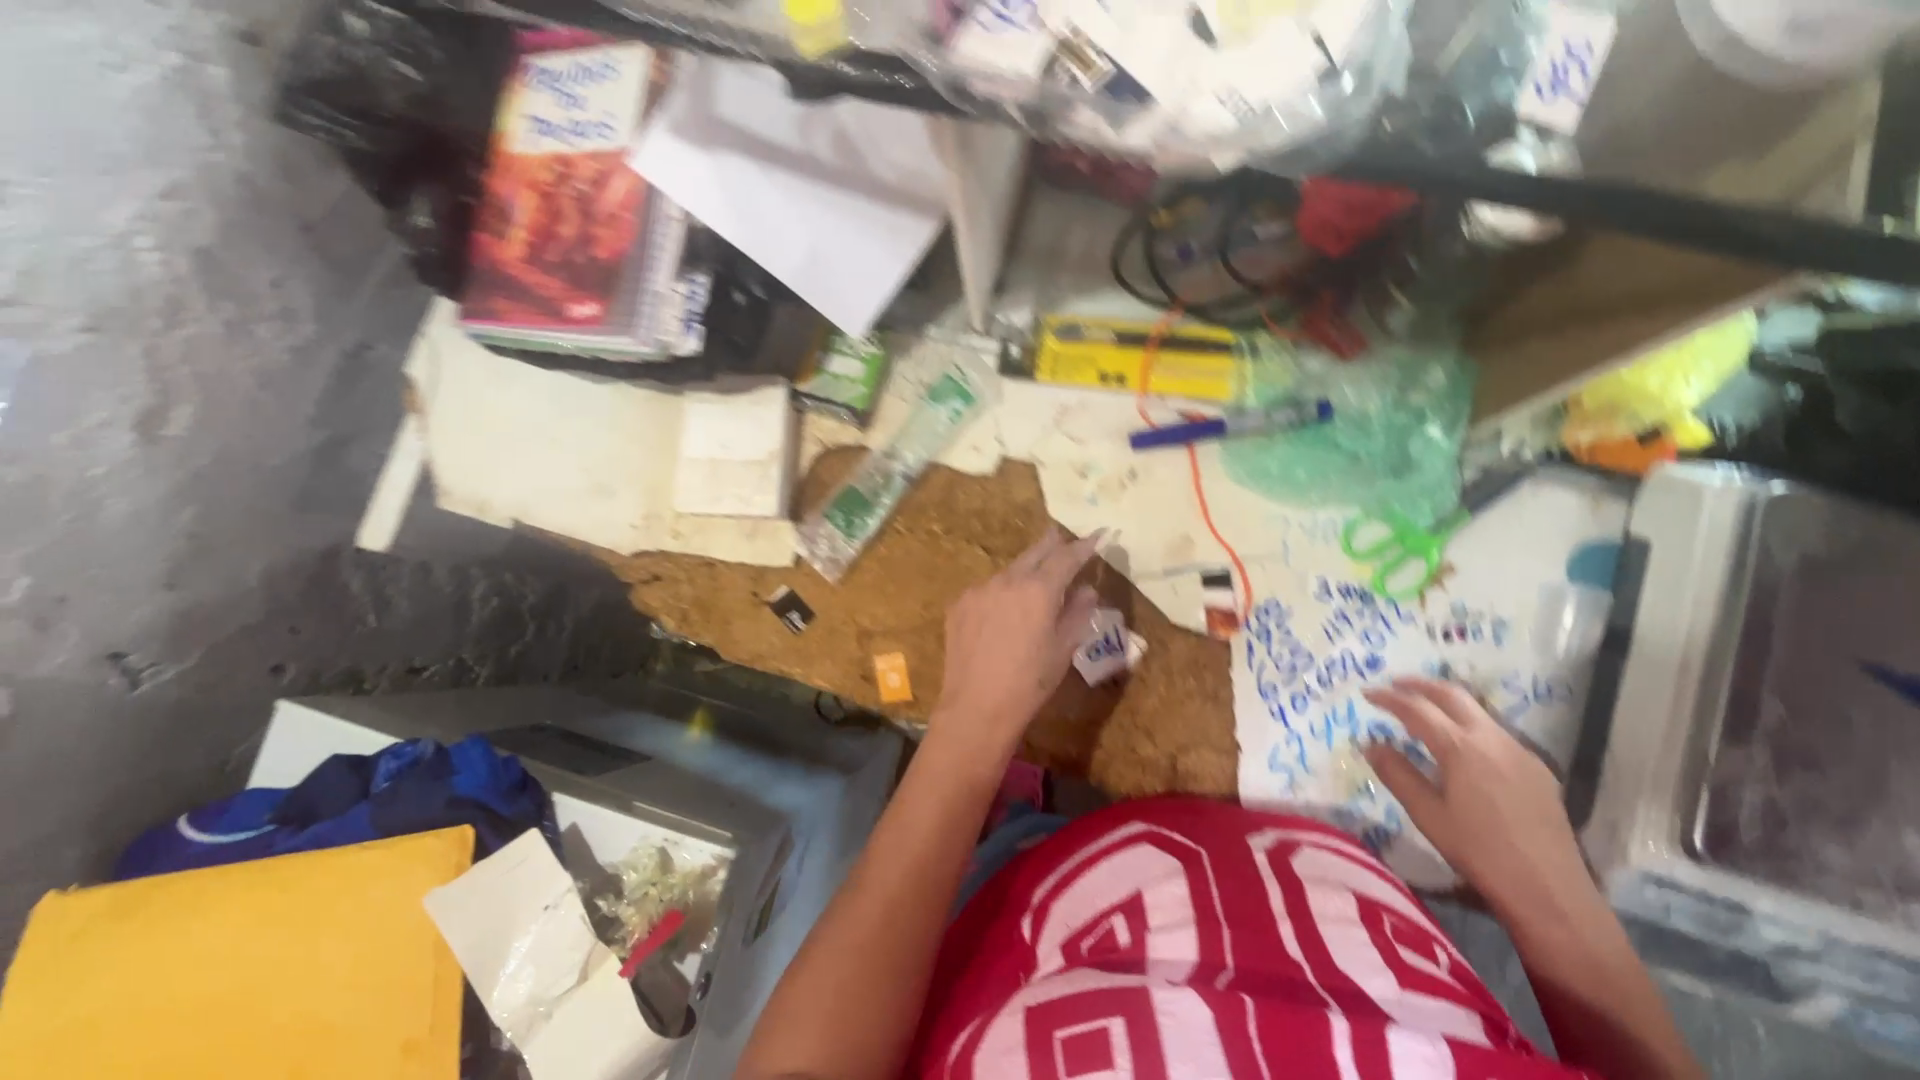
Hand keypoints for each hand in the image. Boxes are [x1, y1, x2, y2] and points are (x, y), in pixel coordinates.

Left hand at [929, 528, 1102, 766]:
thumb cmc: (1030, 683)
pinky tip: (1004, 612)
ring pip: (1009, 571)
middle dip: (1053, 545)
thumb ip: (1077, 613)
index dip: (1085, 545)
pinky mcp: (959, 605)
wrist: (976, 707)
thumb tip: (1087, 590)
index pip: (1067, 556)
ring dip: (1025, 571)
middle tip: (1064, 539)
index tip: (1100, 534)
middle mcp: (1007, 580)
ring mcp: (979, 590)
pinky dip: (1002, 592)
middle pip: (1035, 552)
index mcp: (1039, 589)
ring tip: (1035, 583)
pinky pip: (987, 589)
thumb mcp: (1064, 649)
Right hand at [1362, 677, 1594, 916]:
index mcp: (1461, 748)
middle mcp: (1493, 738)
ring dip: (1447, 704)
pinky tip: (1462, 749)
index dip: (1389, 698)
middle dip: (1421, 686)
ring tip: (1424, 713)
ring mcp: (1520, 751)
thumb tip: (1371, 745)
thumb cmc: (1478, 851)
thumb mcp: (1427, 815)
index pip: (1417, 709)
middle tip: (1395, 686)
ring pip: (1478, 712)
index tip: (1367, 694)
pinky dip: (1470, 726)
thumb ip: (1397, 775)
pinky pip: (1497, 733)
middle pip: (1453, 695)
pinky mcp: (1537, 768)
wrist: (1547, 886)